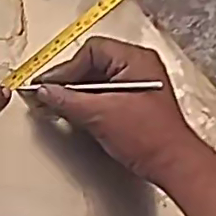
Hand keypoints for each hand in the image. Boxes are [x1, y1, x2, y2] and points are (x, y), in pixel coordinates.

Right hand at [30, 37, 196, 183]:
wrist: (170, 163)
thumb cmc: (151, 137)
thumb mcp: (100, 115)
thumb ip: (68, 100)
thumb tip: (46, 91)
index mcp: (136, 60)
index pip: (91, 52)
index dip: (65, 69)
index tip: (47, 85)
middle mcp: (137, 68)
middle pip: (91, 64)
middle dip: (67, 81)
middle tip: (46, 95)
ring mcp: (135, 86)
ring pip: (95, 81)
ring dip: (73, 94)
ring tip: (54, 106)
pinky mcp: (130, 105)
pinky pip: (101, 96)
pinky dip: (84, 104)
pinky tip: (72, 114)